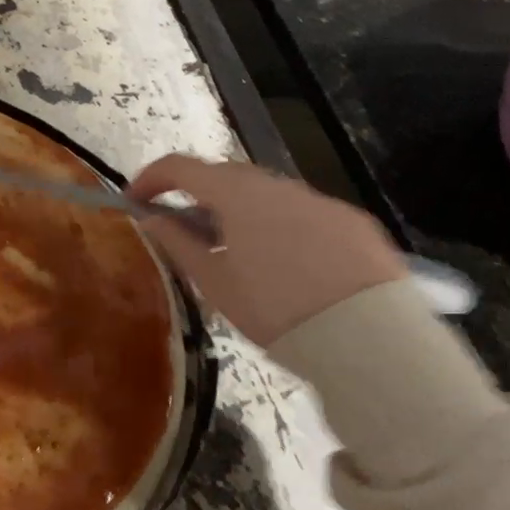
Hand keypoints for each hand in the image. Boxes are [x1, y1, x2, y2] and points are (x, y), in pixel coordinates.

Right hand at [127, 155, 406, 345]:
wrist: (374, 343)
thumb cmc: (278, 310)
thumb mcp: (215, 283)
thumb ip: (178, 243)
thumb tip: (151, 218)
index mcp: (235, 193)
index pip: (179, 166)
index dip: (151, 178)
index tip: (134, 199)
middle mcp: (276, 184)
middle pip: (225, 176)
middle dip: (199, 195)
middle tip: (188, 229)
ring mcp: (319, 201)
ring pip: (267, 194)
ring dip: (243, 210)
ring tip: (239, 250)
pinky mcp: (354, 223)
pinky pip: (305, 213)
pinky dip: (284, 227)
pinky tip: (290, 264)